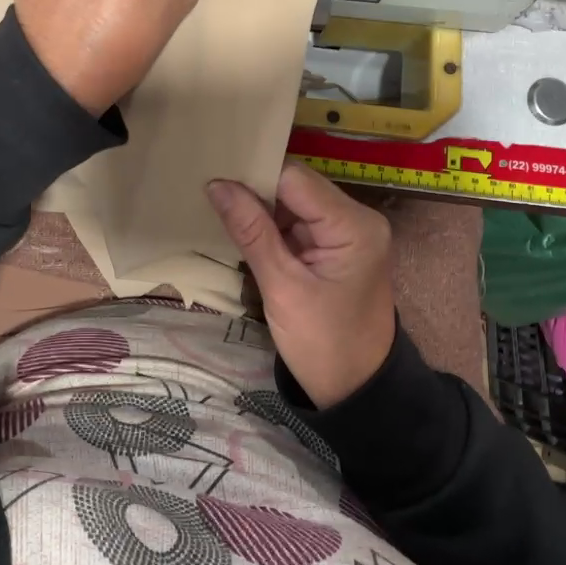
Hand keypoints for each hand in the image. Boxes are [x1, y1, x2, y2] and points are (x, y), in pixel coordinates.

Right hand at [207, 163, 396, 408]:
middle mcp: (356, 217)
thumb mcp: (282, 287)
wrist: (356, 389)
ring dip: (259, 206)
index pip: (295, 179)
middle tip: (208, 186)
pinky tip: (240, 224)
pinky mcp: (335, 245)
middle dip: (254, 188)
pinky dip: (271, 224)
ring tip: (217, 202)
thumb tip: (217, 184)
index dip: (254, 174)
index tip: (213, 174)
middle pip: (295, 185)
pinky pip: (297, 221)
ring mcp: (347, 231)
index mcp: (353, 225)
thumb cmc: (322, 343)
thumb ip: (251, 231)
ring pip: (293, 201)